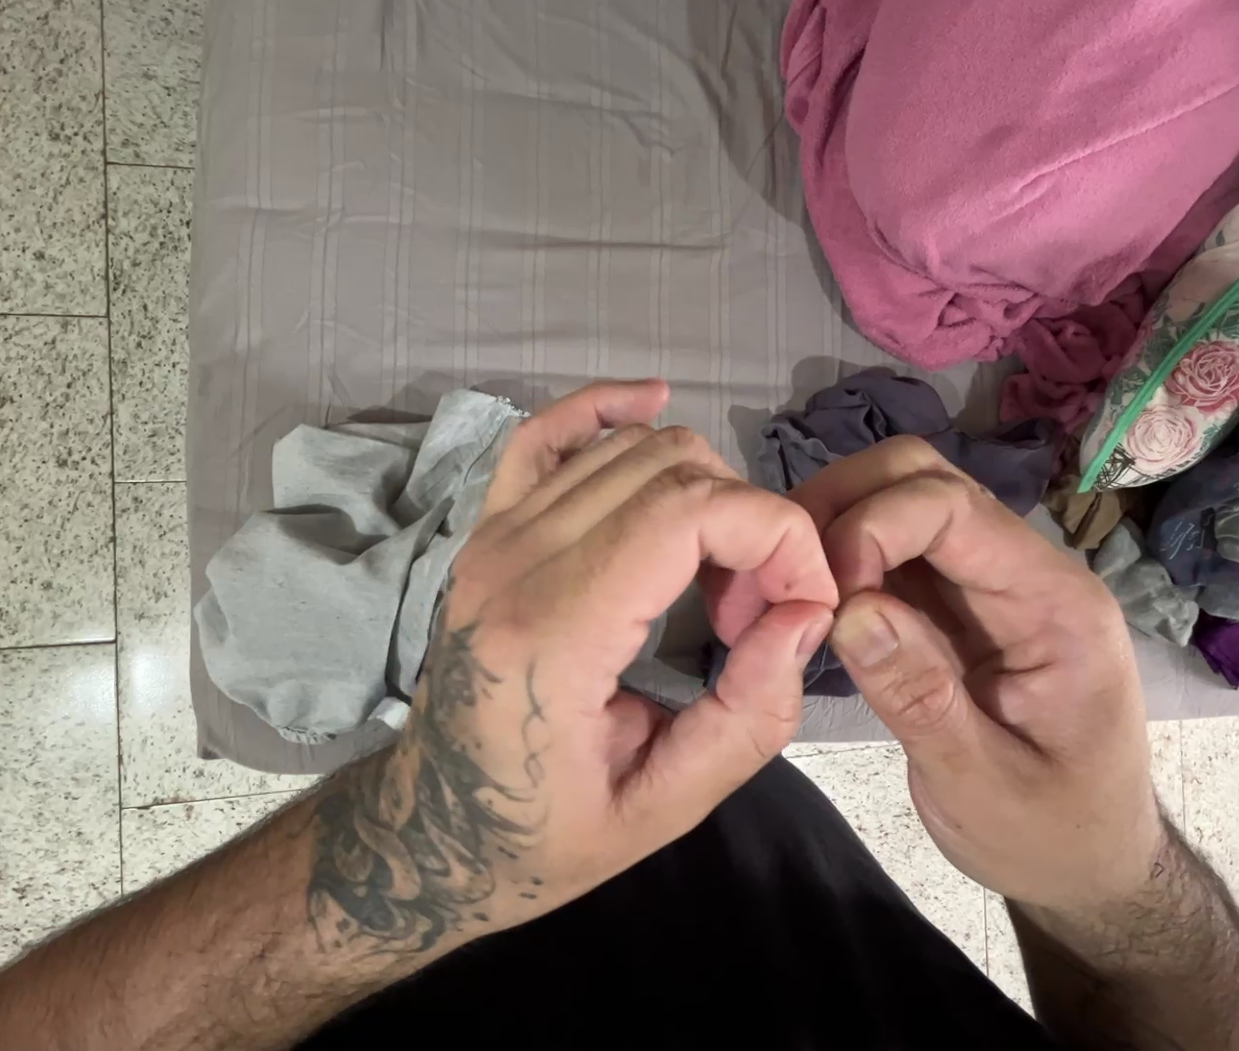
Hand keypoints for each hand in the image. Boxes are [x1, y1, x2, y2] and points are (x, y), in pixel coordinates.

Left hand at [307, 380, 837, 953]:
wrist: (433, 826)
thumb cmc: (543, 833)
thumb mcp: (663, 808)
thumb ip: (749, 716)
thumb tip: (804, 614)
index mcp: (553, 632)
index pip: (689, 513)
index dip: (777, 536)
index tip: (806, 602)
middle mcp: (515, 560)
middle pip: (671, 468)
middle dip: (749, 522)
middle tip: (757, 609)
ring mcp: (494, 533)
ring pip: (633, 447)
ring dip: (706, 495)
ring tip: (714, 579)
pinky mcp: (489, 526)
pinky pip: (548, 432)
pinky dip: (609, 408)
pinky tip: (655, 405)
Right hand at [769, 436, 1161, 915]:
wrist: (1084, 859)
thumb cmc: (1049, 832)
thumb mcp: (984, 786)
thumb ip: (919, 696)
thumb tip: (847, 609)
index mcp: (1053, 604)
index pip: (954, 509)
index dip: (873, 528)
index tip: (822, 595)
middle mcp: (1020, 568)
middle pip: (923, 476)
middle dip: (843, 503)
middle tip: (787, 571)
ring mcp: (981, 577)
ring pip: (897, 496)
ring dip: (832, 523)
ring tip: (787, 586)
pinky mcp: (948, 597)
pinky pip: (885, 544)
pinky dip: (836, 554)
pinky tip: (807, 597)